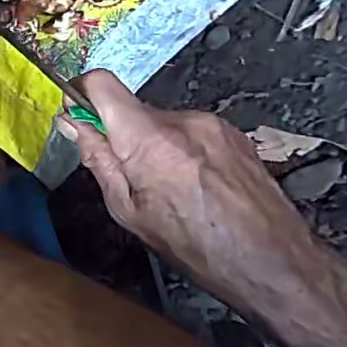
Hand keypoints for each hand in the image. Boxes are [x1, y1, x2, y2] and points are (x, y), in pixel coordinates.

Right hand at [60, 70, 346, 323]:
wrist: (275, 262)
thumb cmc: (197, 248)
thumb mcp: (129, 212)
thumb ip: (98, 160)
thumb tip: (71, 124)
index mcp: (149, 141)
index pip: (102, 84)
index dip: (81, 93)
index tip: (77, 115)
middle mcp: (182, 121)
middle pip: (132, 109)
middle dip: (121, 135)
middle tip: (130, 177)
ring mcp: (212, 123)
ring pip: (161, 122)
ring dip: (153, 145)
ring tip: (170, 188)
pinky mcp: (232, 131)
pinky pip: (189, 130)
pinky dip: (180, 149)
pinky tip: (195, 185)